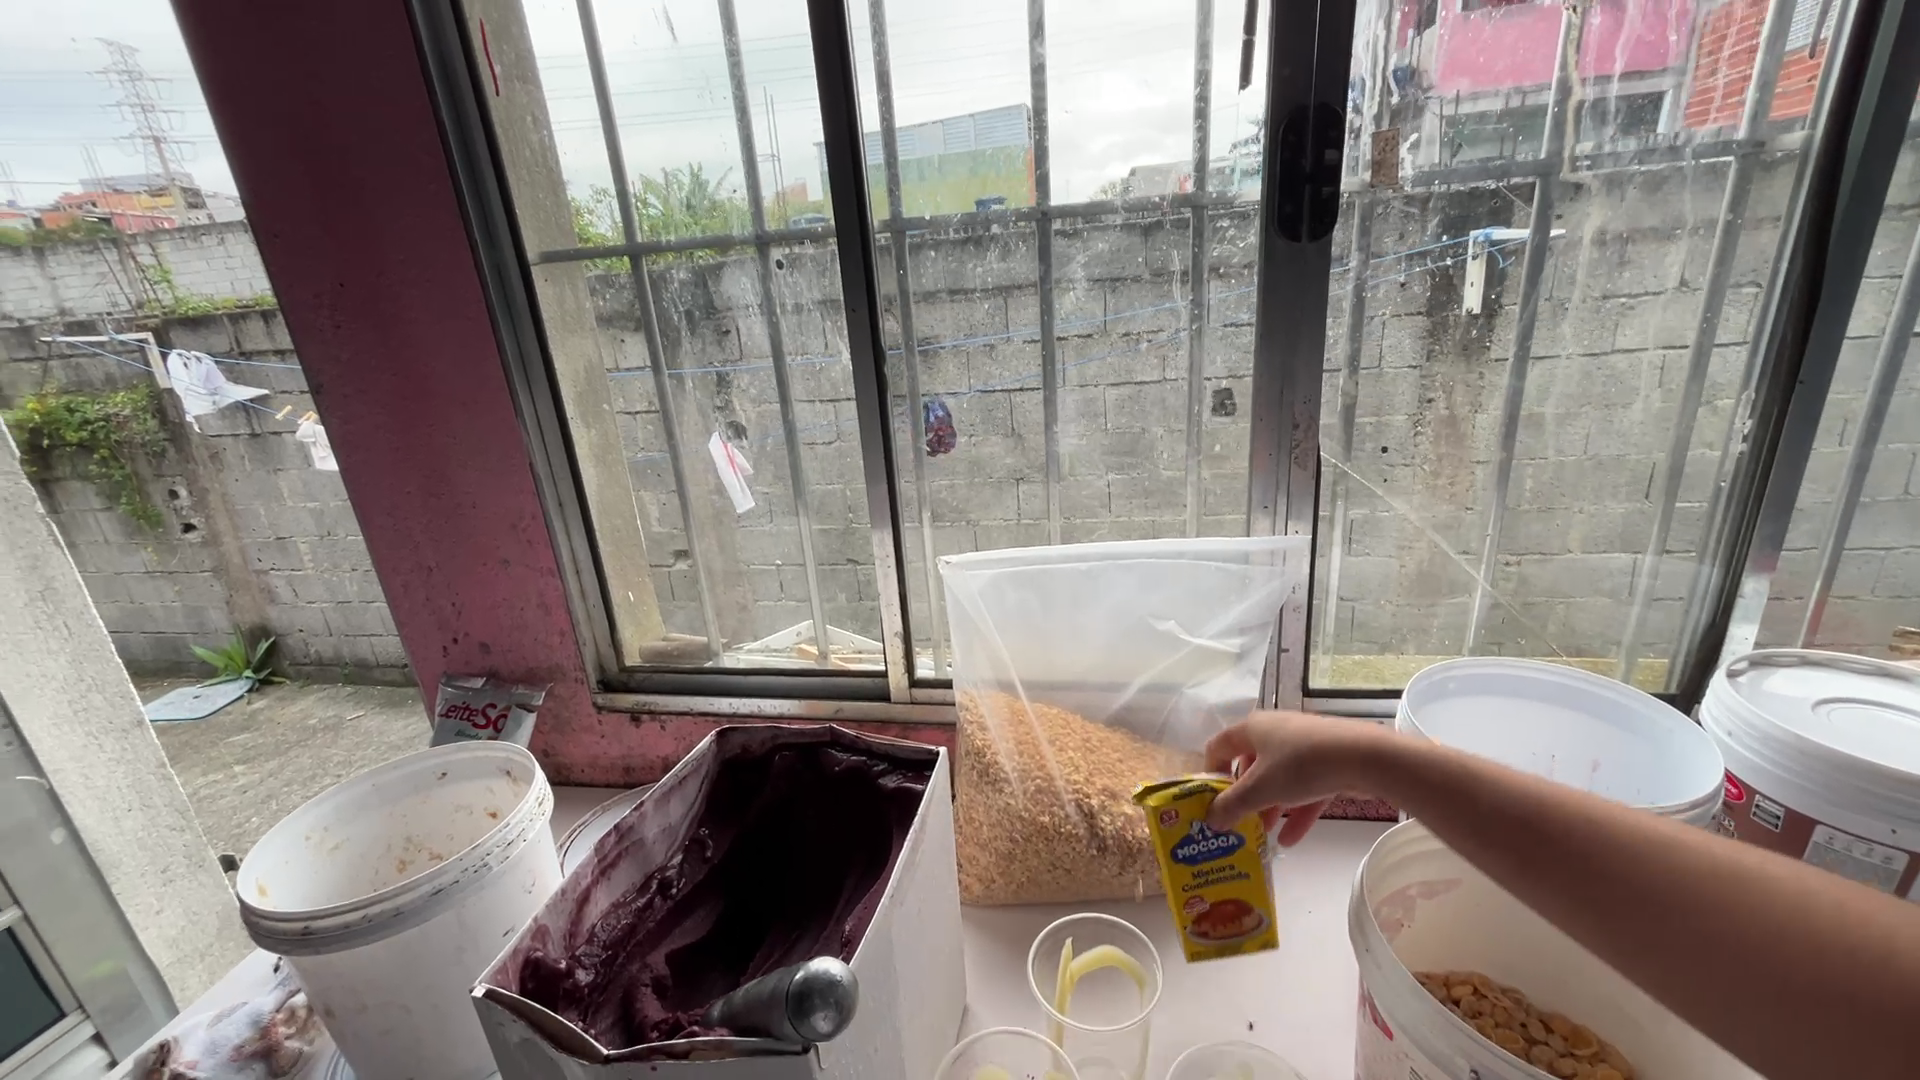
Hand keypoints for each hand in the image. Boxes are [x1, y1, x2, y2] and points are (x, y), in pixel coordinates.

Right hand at [1203, 710, 1393, 846]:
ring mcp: (1303, 746)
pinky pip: (1305, 788)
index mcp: (1251, 729)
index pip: (1219, 747)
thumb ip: (1232, 805)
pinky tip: (1290, 840)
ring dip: (1269, 807)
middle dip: (1244, 797)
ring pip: (1278, 779)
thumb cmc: (1300, 765)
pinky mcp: (1327, 761)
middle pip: (1249, 765)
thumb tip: (1209, 820)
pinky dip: (1296, 811)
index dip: (1211, 774)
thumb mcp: (1260, 789)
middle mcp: (1274, 731)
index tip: (1211, 802)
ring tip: (1263, 835)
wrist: (1363, 756)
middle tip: (1238, 821)